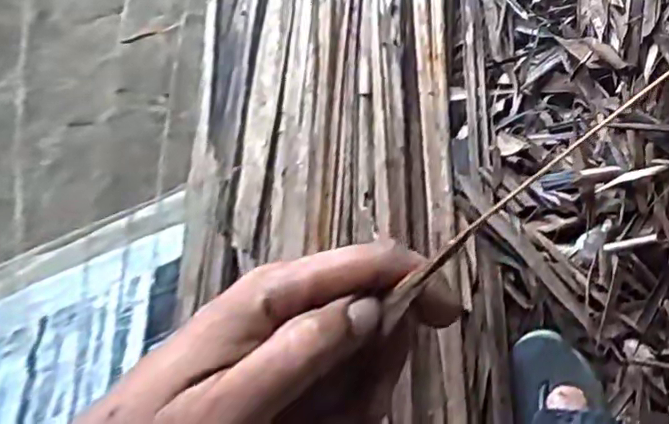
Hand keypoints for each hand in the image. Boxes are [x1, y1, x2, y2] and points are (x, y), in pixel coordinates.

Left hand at [80, 241, 462, 423]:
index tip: (448, 320)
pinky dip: (338, 405)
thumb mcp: (220, 411)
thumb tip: (374, 306)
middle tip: (356, 410)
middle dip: (378, 357)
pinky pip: (335, 374)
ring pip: (362, 344)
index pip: (374, 259)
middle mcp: (287, 301)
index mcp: (275, 291)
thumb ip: (298, 352)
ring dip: (358, 390)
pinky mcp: (276, 368)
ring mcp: (281, 335)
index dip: (421, 278)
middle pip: (375, 303)